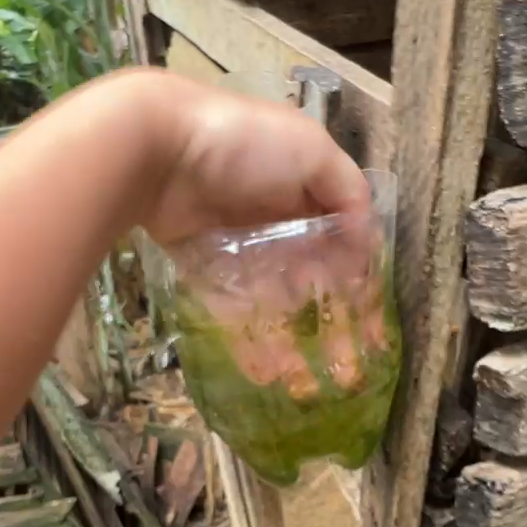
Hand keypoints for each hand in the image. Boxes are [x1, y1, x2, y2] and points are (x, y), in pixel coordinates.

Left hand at [115, 72, 386, 398]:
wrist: (156, 150)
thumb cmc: (244, 145)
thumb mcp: (313, 152)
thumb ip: (349, 191)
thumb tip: (367, 240)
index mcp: (304, 182)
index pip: (341, 232)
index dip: (358, 273)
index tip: (370, 318)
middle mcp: (274, 211)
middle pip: (309, 269)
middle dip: (329, 315)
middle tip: (344, 362)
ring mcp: (237, 239)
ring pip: (273, 294)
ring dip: (290, 336)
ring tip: (305, 381)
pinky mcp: (202, 262)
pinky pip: (231, 304)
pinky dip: (246, 337)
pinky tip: (265, 371)